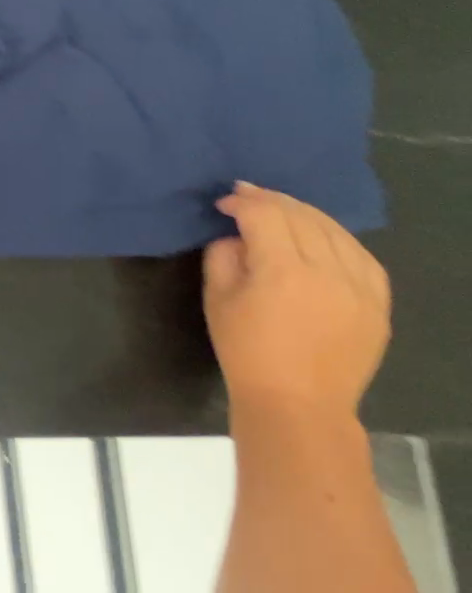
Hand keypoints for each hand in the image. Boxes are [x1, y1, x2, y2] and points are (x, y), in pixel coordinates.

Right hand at [205, 182, 390, 424]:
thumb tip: (236, 236)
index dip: (242, 202)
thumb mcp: (217, 298)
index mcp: (283, 271)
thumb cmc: (244, 348)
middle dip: (271, 201)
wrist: (298, 400)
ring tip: (282, 210)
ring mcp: (361, 288)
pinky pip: (362, 257)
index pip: (265, 216)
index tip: (223, 202)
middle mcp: (329, 272)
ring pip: (335, 232)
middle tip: (246, 196)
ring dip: (305, 214)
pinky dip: (338, 238)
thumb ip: (224, 256)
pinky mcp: (378, 303)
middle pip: (302, 218)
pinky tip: (322, 236)